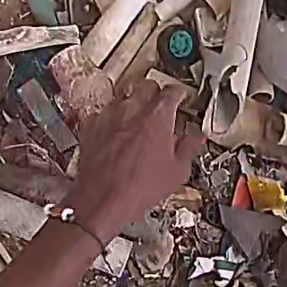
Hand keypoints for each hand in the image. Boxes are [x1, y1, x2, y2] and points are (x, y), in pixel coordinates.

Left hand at [63, 78, 204, 239]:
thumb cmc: (137, 188)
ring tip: (137, 122)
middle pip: (146, 86)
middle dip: (155, 94)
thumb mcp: (177, 172)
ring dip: (132, 105)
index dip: (180, 94)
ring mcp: (108, 116)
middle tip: (160, 108)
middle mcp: (131, 110)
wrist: (102, 200)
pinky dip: (111, 120)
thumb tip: (196, 138)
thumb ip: (189, 147)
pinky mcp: (90, 127)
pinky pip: (103, 114)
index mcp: (157, 117)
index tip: (181, 98)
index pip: (172, 91)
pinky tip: (115, 134)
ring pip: (123, 97)